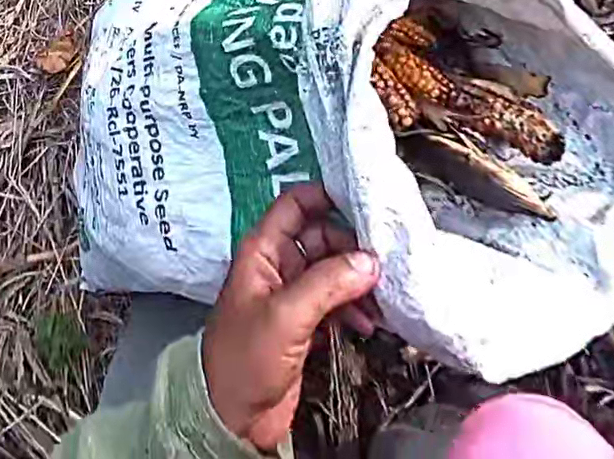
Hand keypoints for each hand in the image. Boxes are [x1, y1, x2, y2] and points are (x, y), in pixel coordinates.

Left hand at [201, 183, 380, 450]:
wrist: (232, 418)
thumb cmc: (244, 357)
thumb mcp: (285, 315)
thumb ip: (328, 283)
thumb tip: (369, 261)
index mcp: (263, 248)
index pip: (295, 204)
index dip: (324, 197)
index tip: (361, 201)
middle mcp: (279, 263)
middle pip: (321, 236)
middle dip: (351, 247)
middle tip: (380, 263)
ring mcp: (293, 292)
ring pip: (332, 269)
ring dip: (357, 280)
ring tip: (381, 298)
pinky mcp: (305, 320)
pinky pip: (335, 300)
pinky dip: (353, 307)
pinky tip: (368, 322)